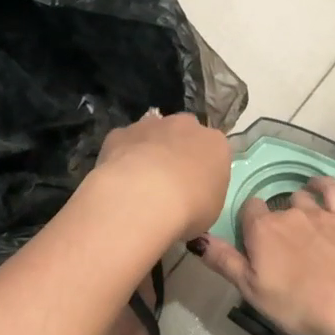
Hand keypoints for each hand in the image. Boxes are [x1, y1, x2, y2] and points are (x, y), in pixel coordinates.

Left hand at [89, 111, 232, 241]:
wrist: (143, 199)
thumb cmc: (188, 208)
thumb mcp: (212, 210)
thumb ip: (205, 192)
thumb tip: (192, 193)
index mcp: (215, 144)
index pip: (214, 150)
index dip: (203, 168)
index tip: (195, 187)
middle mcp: (185, 126)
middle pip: (183, 134)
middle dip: (177, 151)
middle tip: (169, 181)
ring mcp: (151, 125)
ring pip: (152, 134)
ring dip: (149, 151)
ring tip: (140, 182)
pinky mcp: (120, 132)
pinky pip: (124, 143)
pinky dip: (122, 156)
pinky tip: (119, 179)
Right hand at [192, 177, 334, 334]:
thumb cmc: (294, 303)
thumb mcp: (251, 289)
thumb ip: (224, 261)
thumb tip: (197, 238)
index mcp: (261, 229)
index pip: (246, 210)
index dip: (247, 225)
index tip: (252, 246)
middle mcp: (286, 212)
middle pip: (272, 208)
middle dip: (271, 222)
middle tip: (276, 250)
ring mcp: (318, 212)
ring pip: (299, 198)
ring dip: (295, 208)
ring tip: (298, 231)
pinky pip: (331, 190)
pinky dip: (321, 184)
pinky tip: (316, 185)